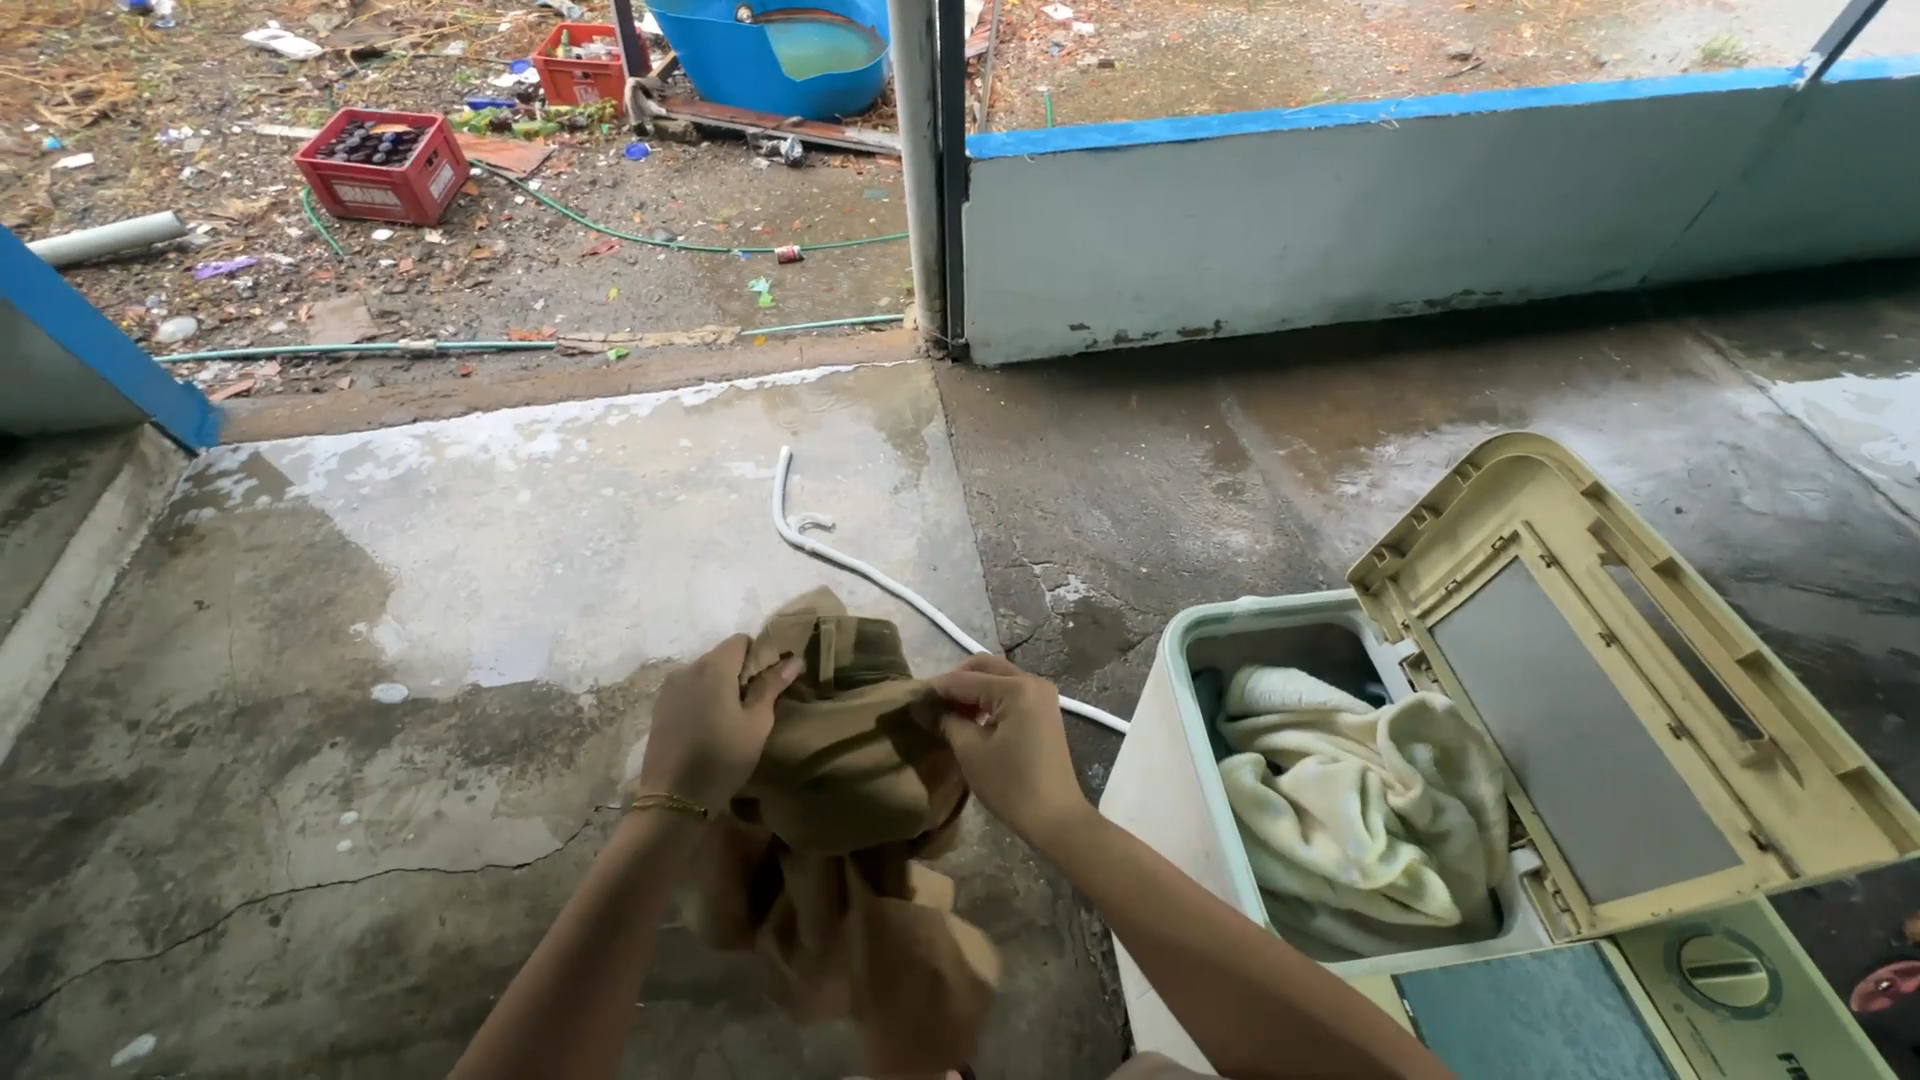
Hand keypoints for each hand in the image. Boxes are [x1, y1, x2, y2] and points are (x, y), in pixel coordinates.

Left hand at [638, 635, 802, 808]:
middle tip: (756, 704)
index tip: (770, 682)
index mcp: (713, 667)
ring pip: (704, 673)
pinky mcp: (659, 707)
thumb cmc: (722, 758)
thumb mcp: (756, 723)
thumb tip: (793, 660)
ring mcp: (669, 688)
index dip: (759, 655)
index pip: (741, 640)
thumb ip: (771, 686)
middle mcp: (687, 669)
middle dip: (741, 671)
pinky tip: (710, 727)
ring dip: (721, 686)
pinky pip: (689, 690)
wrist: (673, 799)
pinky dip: (703, 698)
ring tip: (732, 718)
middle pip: (721, 655)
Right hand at [930, 654, 1091, 847]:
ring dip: (972, 690)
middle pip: (985, 667)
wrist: (1055, 818)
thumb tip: (923, 707)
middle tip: (931, 705)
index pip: (965, 680)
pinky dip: (988, 699)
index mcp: (1016, 688)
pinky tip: (970, 719)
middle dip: (956, 682)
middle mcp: (1032, 681)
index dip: (935, 689)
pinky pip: (1009, 692)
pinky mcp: (1043, 710)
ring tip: (947, 714)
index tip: (911, 699)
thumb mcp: (970, 751)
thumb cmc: (1010, 785)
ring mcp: (1041, 695)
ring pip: (997, 678)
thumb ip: (946, 721)